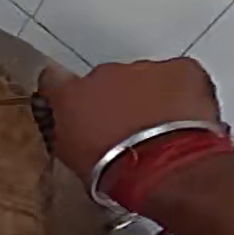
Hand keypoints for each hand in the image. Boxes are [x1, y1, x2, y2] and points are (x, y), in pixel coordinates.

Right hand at [36, 57, 221, 177]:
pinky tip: (178, 114)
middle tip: (118, 123)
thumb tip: (71, 122)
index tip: (66, 100)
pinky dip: (177, 89)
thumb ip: (65, 128)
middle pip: (103, 78)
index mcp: (70, 96)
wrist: (158, 165)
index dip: (59, 89)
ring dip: (142, 94)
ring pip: (141, 76)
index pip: (51, 79)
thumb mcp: (69, 153)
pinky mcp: (181, 68)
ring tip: (152, 124)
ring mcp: (144, 68)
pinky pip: (176, 74)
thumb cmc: (106, 166)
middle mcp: (103, 74)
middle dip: (109, 96)